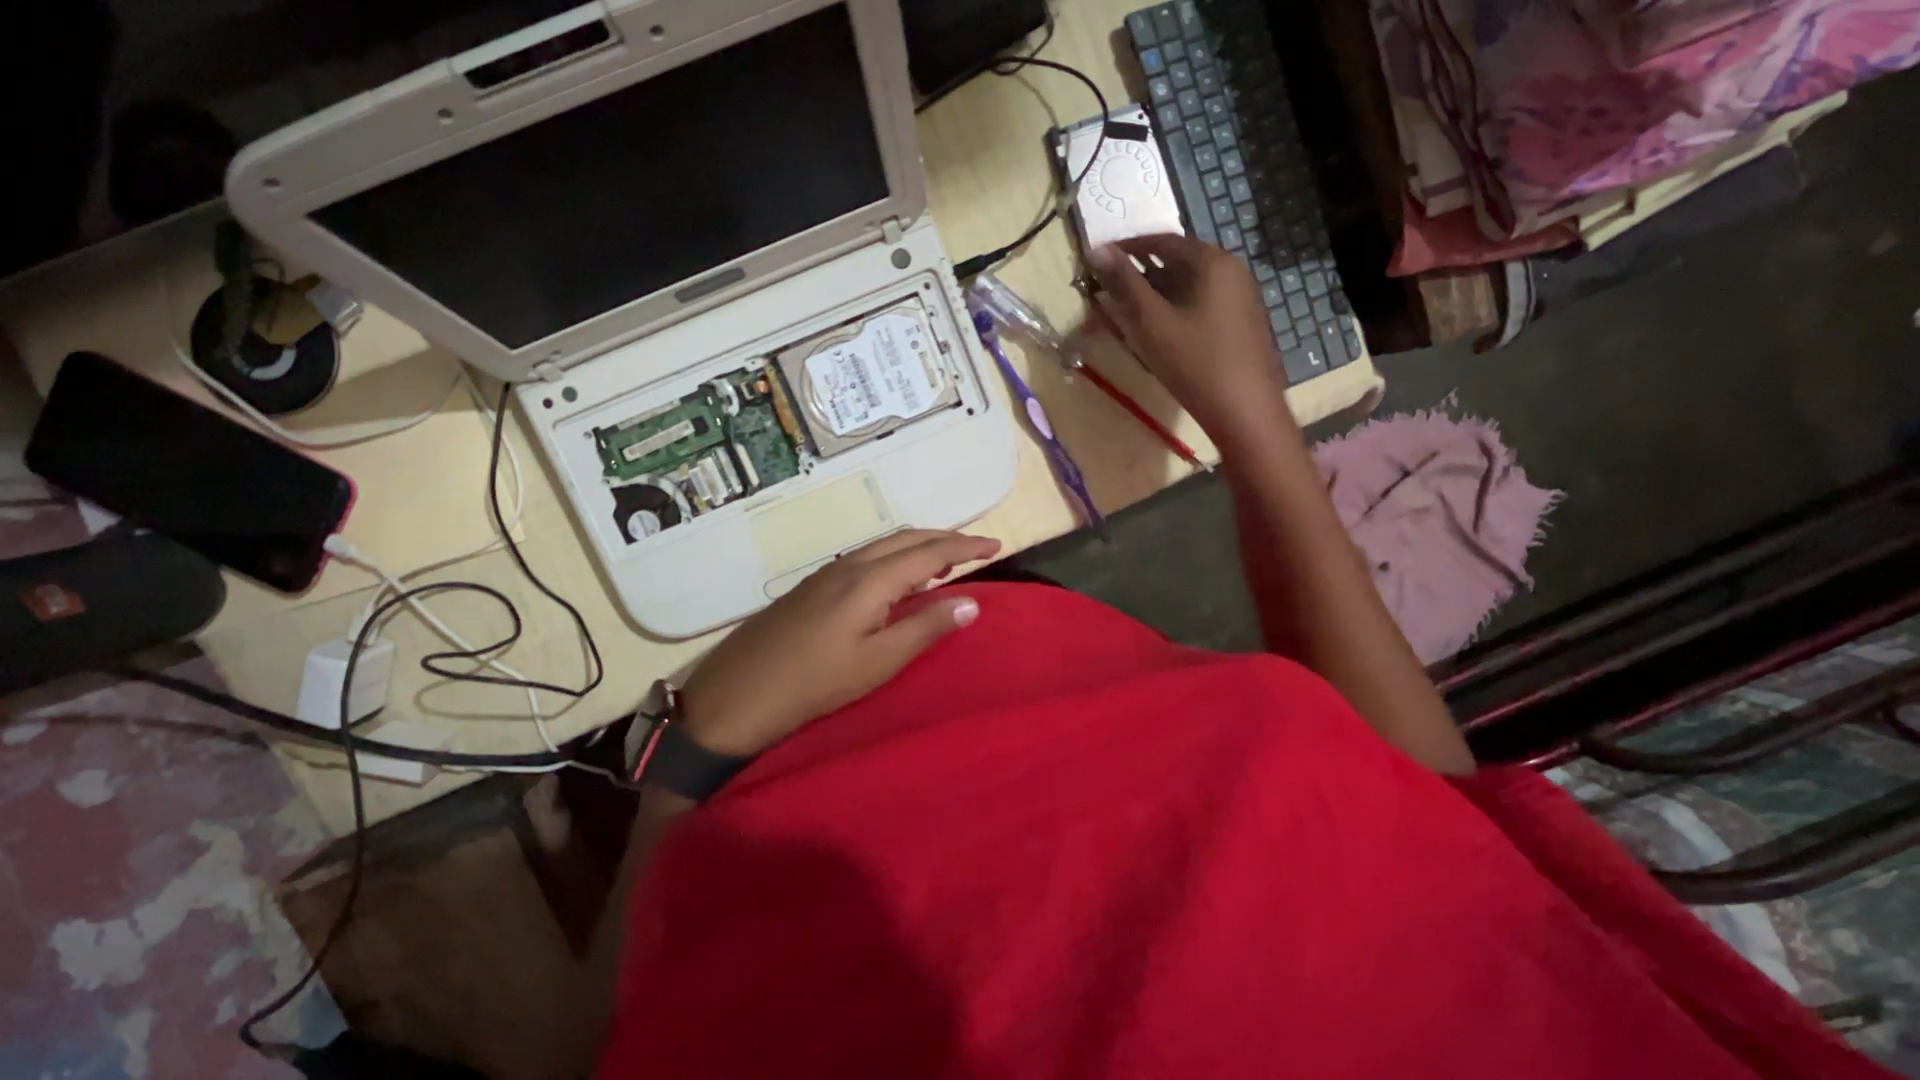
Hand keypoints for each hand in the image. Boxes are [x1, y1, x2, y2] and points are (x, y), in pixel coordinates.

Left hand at [677, 530, 1000, 756]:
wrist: (736, 695)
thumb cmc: (814, 684)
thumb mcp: (878, 662)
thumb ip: (925, 629)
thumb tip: (972, 602)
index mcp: (869, 580)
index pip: (929, 552)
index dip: (965, 547)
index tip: (996, 545)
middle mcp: (848, 566)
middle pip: (905, 538)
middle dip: (944, 539)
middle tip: (976, 550)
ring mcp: (826, 575)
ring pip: (883, 546)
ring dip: (918, 547)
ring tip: (945, 565)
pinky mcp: (812, 588)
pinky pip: (866, 559)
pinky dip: (895, 559)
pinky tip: (898, 583)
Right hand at [1088, 234, 1295, 441]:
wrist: (1247, 411)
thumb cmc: (1196, 364)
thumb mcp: (1153, 323)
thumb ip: (1125, 284)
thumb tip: (1098, 251)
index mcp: (1213, 262)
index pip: (1162, 241)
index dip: (1127, 248)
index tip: (1098, 259)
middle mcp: (1233, 270)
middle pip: (1178, 261)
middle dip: (1142, 273)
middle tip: (1109, 290)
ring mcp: (1242, 296)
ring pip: (1190, 284)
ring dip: (1158, 294)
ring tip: (1129, 313)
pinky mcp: (1243, 321)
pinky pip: (1203, 302)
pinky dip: (1177, 308)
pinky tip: (1160, 331)